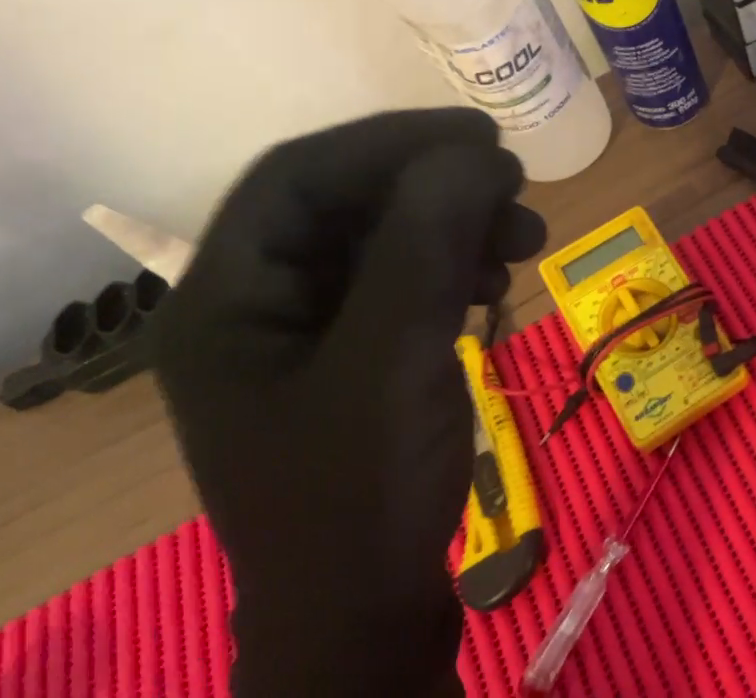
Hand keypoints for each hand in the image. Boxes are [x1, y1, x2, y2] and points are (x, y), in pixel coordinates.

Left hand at [149, 109, 545, 695]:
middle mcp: (260, 305)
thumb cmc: (359, 490)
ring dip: (458, 230)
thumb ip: (423, 246)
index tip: (483, 140)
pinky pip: (407, 288)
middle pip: (349, 208)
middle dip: (438, 190)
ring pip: (387, 245)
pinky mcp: (357, 363)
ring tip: (528, 240)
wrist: (363, 616)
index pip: (299, 177)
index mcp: (228, 298)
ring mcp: (310, 338)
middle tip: (518, 190)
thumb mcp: (391, 359)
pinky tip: (498, 285)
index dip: (391, 143)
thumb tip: (474, 155)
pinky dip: (457, 272)